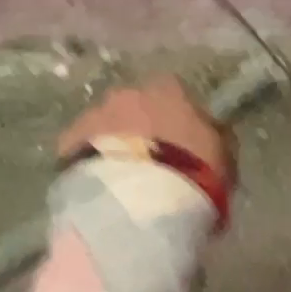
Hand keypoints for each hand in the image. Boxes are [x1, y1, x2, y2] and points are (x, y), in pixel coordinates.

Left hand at [58, 75, 232, 184]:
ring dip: (111, 143)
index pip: (174, 92)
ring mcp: (93, 115)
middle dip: (138, 127)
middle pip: (133, 106)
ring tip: (119, 178)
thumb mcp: (224, 157)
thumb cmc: (192, 173)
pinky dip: (87, 162)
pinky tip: (96, 186)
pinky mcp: (67, 141)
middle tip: (147, 161)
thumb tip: (212, 132)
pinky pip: (79, 148)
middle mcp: (128, 93)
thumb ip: (216, 138)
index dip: (176, 117)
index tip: (180, 141)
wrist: (140, 200)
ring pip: (104, 125)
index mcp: (169, 91)